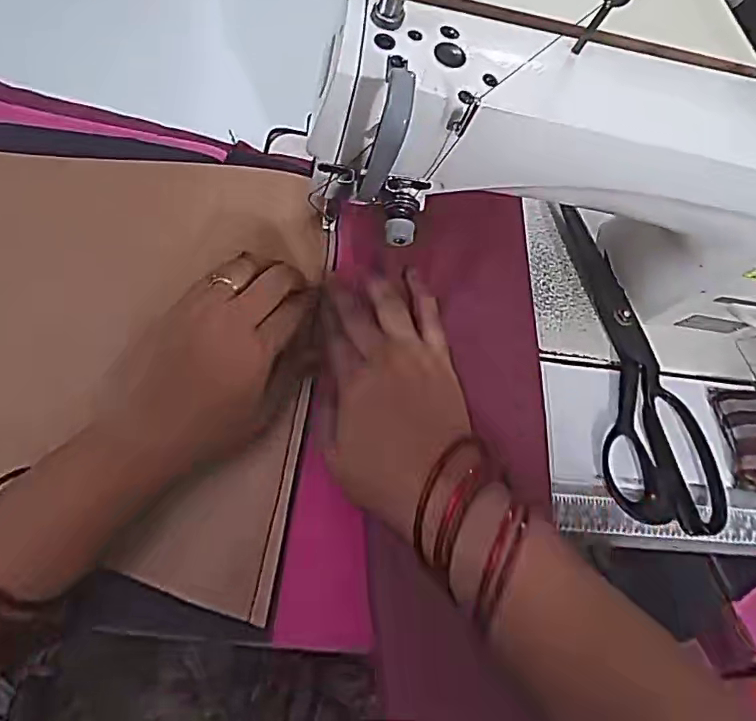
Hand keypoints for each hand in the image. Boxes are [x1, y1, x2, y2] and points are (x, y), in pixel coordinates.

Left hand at [107, 254, 316, 467]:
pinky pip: (217, 272)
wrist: (145, 430)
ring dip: (265, 268)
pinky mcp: (182, 301)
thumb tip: (316, 345)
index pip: (295, 308)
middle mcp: (233, 319)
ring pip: (246, 264)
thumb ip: (291, 374)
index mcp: (256, 350)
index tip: (315, 302)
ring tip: (269, 282)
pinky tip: (238, 287)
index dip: (311, 301)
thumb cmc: (208, 430)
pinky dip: (235, 272)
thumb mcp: (260, 414)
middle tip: (298, 289)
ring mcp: (204, 305)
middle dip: (294, 278)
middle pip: (276, 277)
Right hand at [322, 271, 473, 538]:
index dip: (322, 316)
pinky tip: (412, 275)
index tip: (315, 299)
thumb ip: (325, 411)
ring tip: (366, 269)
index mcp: (351, 381)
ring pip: (390, 306)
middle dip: (342, 294)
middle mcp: (379, 357)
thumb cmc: (382, 477)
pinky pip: (430, 315)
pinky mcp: (439, 356)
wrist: (439, 486)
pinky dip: (421, 292)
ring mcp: (412, 352)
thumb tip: (322, 378)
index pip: (332, 338)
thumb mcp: (334, 454)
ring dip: (377, 284)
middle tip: (333, 275)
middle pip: (356, 316)